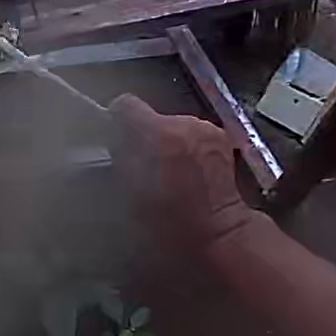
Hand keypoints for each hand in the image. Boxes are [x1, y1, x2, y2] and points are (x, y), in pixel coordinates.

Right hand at [110, 93, 261, 256]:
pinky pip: (193, 133)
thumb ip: (119, 151)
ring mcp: (206, 129)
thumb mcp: (126, 183)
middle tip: (143, 159)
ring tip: (168, 166)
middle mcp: (183, 123)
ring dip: (167, 139)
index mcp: (154, 133)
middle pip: (152, 115)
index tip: (117, 134)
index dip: (118, 119)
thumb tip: (115, 136)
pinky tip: (188, 167)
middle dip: (146, 133)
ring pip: (173, 124)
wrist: (215, 231)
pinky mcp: (220, 137)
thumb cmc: (165, 215)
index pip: (124, 104)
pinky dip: (187, 144)